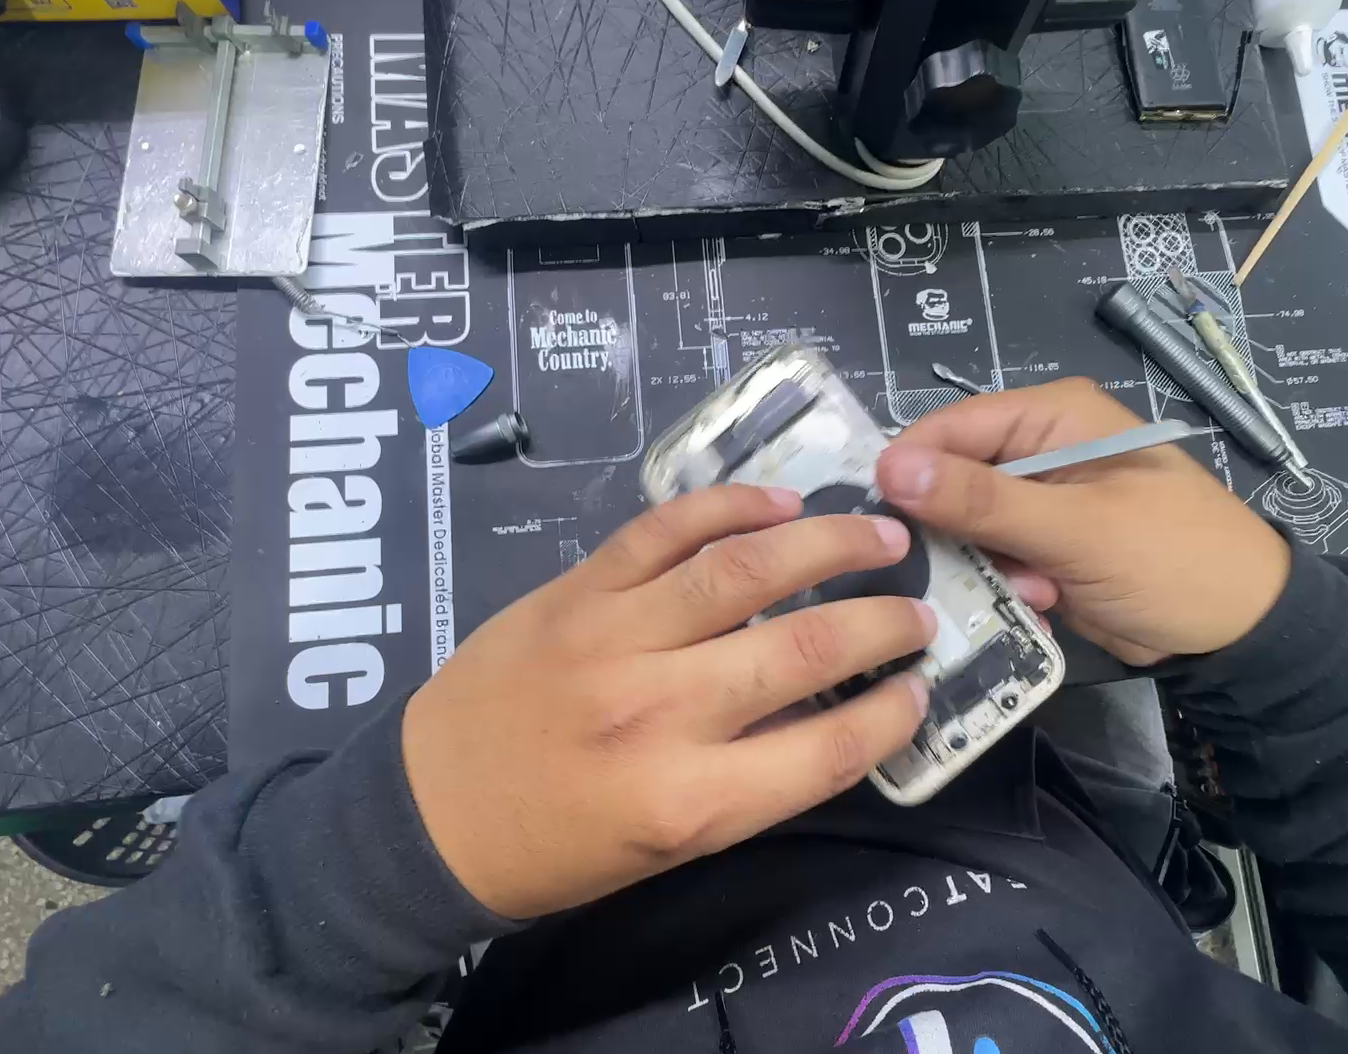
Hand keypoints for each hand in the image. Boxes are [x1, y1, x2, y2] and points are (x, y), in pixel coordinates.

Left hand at [401, 485, 934, 918]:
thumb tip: (830, 708)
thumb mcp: (668, 844)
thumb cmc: (558, 845)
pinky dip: (729, 505)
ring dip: (826, 544)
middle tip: (917, 606)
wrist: (429, 813)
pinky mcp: (579, 590)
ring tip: (879, 534)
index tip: (918, 687)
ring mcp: (614, 636)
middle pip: (799, 649)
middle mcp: (659, 712)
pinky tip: (778, 501)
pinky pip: (663, 529)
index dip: (889, 715)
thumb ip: (753, 777)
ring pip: (741, 570)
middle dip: (879, 623)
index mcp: (688, 801)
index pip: (825, 751)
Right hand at [876, 377, 1289, 664]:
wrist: (1239, 634)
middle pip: (950, 479)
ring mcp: (1037, 501)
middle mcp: (1036, 450)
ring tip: (1028, 588)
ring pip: (964, 526)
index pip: (950, 427)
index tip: (879, 521)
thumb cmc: (1173, 561)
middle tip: (970, 568)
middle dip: (954, 529)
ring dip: (984, 564)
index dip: (909, 468)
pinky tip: (1042, 599)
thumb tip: (888, 466)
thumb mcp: (1076, 529)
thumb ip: (981, 500)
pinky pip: (988, 558)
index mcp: (1051, 418)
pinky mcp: (1038, 544)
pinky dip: (1002, 582)